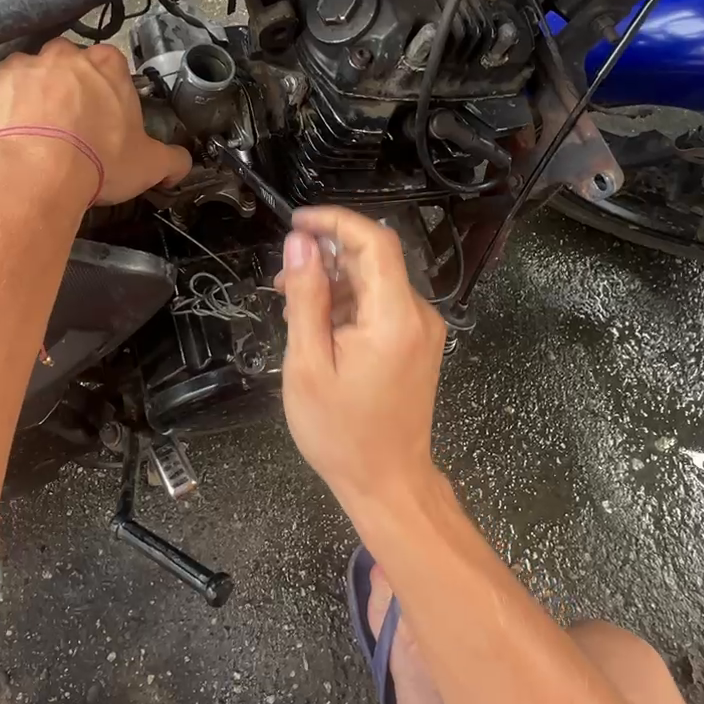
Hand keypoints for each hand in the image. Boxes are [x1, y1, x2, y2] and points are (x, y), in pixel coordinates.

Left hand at [0, 38, 191, 206]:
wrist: (31, 175)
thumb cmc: (94, 162)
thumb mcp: (148, 165)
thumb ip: (171, 159)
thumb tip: (180, 164)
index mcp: (106, 66)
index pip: (112, 67)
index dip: (108, 95)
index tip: (105, 119)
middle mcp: (63, 56)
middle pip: (68, 67)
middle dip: (69, 92)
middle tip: (71, 130)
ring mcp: (20, 65)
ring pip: (28, 77)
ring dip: (31, 100)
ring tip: (35, 139)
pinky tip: (7, 137)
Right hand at [278, 206, 447, 508]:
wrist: (387, 482)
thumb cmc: (341, 432)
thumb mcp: (309, 363)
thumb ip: (307, 297)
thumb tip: (301, 243)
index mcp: (395, 317)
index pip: (375, 241)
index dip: (335, 221)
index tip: (296, 223)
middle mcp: (418, 314)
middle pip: (373, 259)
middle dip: (325, 258)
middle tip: (282, 283)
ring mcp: (422, 328)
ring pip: (374, 280)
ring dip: (333, 283)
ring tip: (293, 309)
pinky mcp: (417, 341)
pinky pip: (381, 303)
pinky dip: (348, 303)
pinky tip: (319, 326)